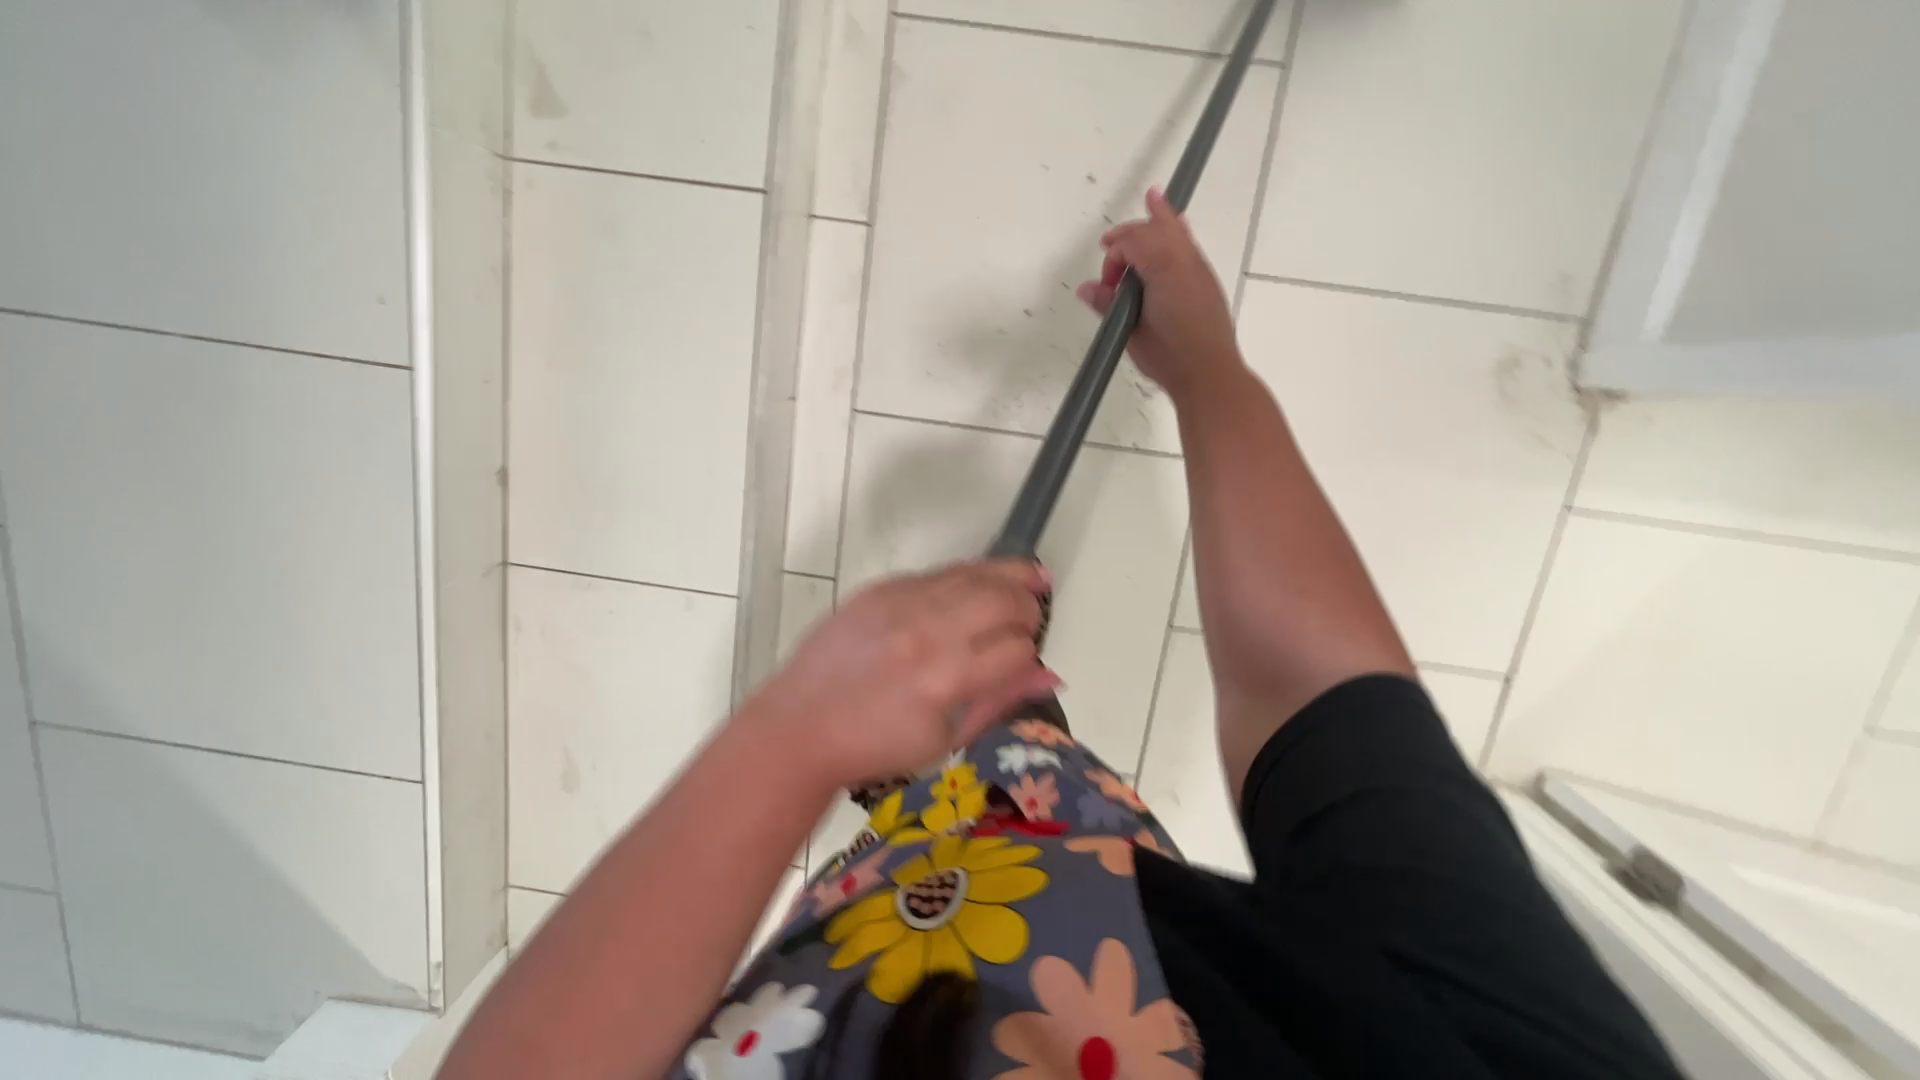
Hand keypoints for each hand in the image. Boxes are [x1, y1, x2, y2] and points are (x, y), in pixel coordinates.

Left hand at [739, 560, 1058, 788]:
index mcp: (945, 680)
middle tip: (1032, 617)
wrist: (801, 725)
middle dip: (1029, 607)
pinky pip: (938, 572)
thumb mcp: (945, 741)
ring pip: (974, 574)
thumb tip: (1051, 675)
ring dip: (1010, 575)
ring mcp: (900, 604)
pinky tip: (981, 582)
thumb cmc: (876, 748)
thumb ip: (999, 701)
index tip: (1023, 662)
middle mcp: (927, 633)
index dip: (1030, 655)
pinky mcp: (879, 590)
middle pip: (1003, 599)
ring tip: (1034, 578)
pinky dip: (967, 575)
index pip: (1016, 649)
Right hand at [1076, 188, 1243, 397]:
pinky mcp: (1206, 281)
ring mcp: (1198, 269)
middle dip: (1130, 234)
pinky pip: (1190, 246)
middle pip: (1153, 229)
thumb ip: (1109, 304)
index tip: (1105, 282)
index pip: (1131, 243)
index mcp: (1162, 268)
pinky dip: (1180, 232)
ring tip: (1153, 201)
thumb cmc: (1168, 355)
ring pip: (1177, 232)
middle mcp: (1183, 260)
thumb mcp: (1131, 331)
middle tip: (1109, 243)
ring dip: (1160, 220)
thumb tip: (1086, 289)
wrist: (1208, 373)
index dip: (1113, 257)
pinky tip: (1178, 222)